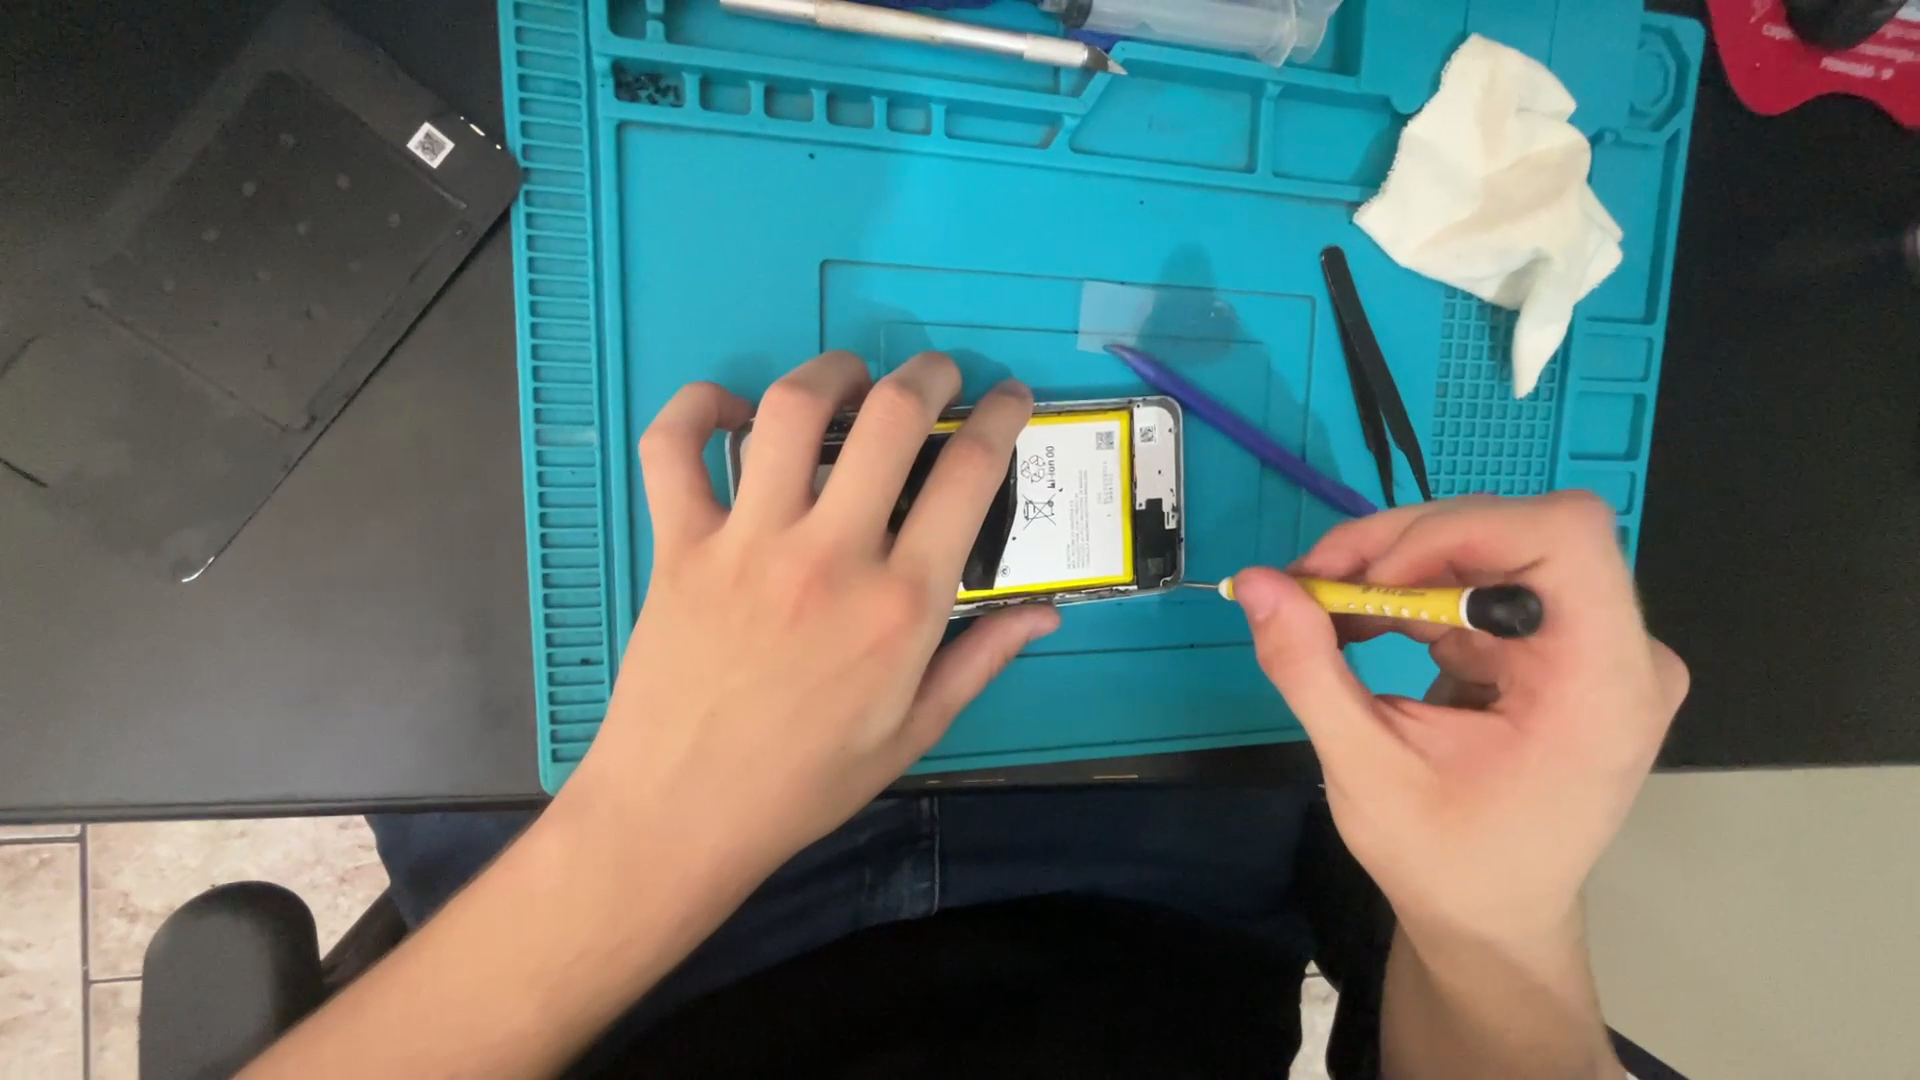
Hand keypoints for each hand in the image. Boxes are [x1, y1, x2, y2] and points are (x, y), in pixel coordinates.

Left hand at [563, 350, 1057, 887]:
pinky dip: (697, 408)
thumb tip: (1044, 613)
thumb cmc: (807, 781)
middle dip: (927, 373)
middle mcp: (830, 554)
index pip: (970, 477)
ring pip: (791, 411)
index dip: (1000, 419)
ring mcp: (748, 542)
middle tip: (938, 373)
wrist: (681, 816)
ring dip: (831, 373)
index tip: (1008, 397)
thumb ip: (981, 660)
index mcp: (901, 603)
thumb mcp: (914, 732)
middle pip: (890, 418)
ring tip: (849, 379)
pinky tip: (731, 411)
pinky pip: (673, 449)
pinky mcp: (679, 545)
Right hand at [1233, 492, 1686, 945]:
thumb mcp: (1361, 767)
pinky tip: (1353, 623)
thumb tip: (1254, 581)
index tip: (1368, 577)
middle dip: (1395, 545)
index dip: (1455, 531)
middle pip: (1509, 532)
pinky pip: (1471, 581)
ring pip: (1481, 546)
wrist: (1488, 914)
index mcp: (1599, 683)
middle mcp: (1614, 647)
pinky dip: (1400, 590)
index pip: (1561, 535)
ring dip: (1387, 564)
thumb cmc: (1443, 858)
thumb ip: (1306, 667)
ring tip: (1318, 605)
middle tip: (1307, 581)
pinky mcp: (1546, 645)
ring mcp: (1585, 643)